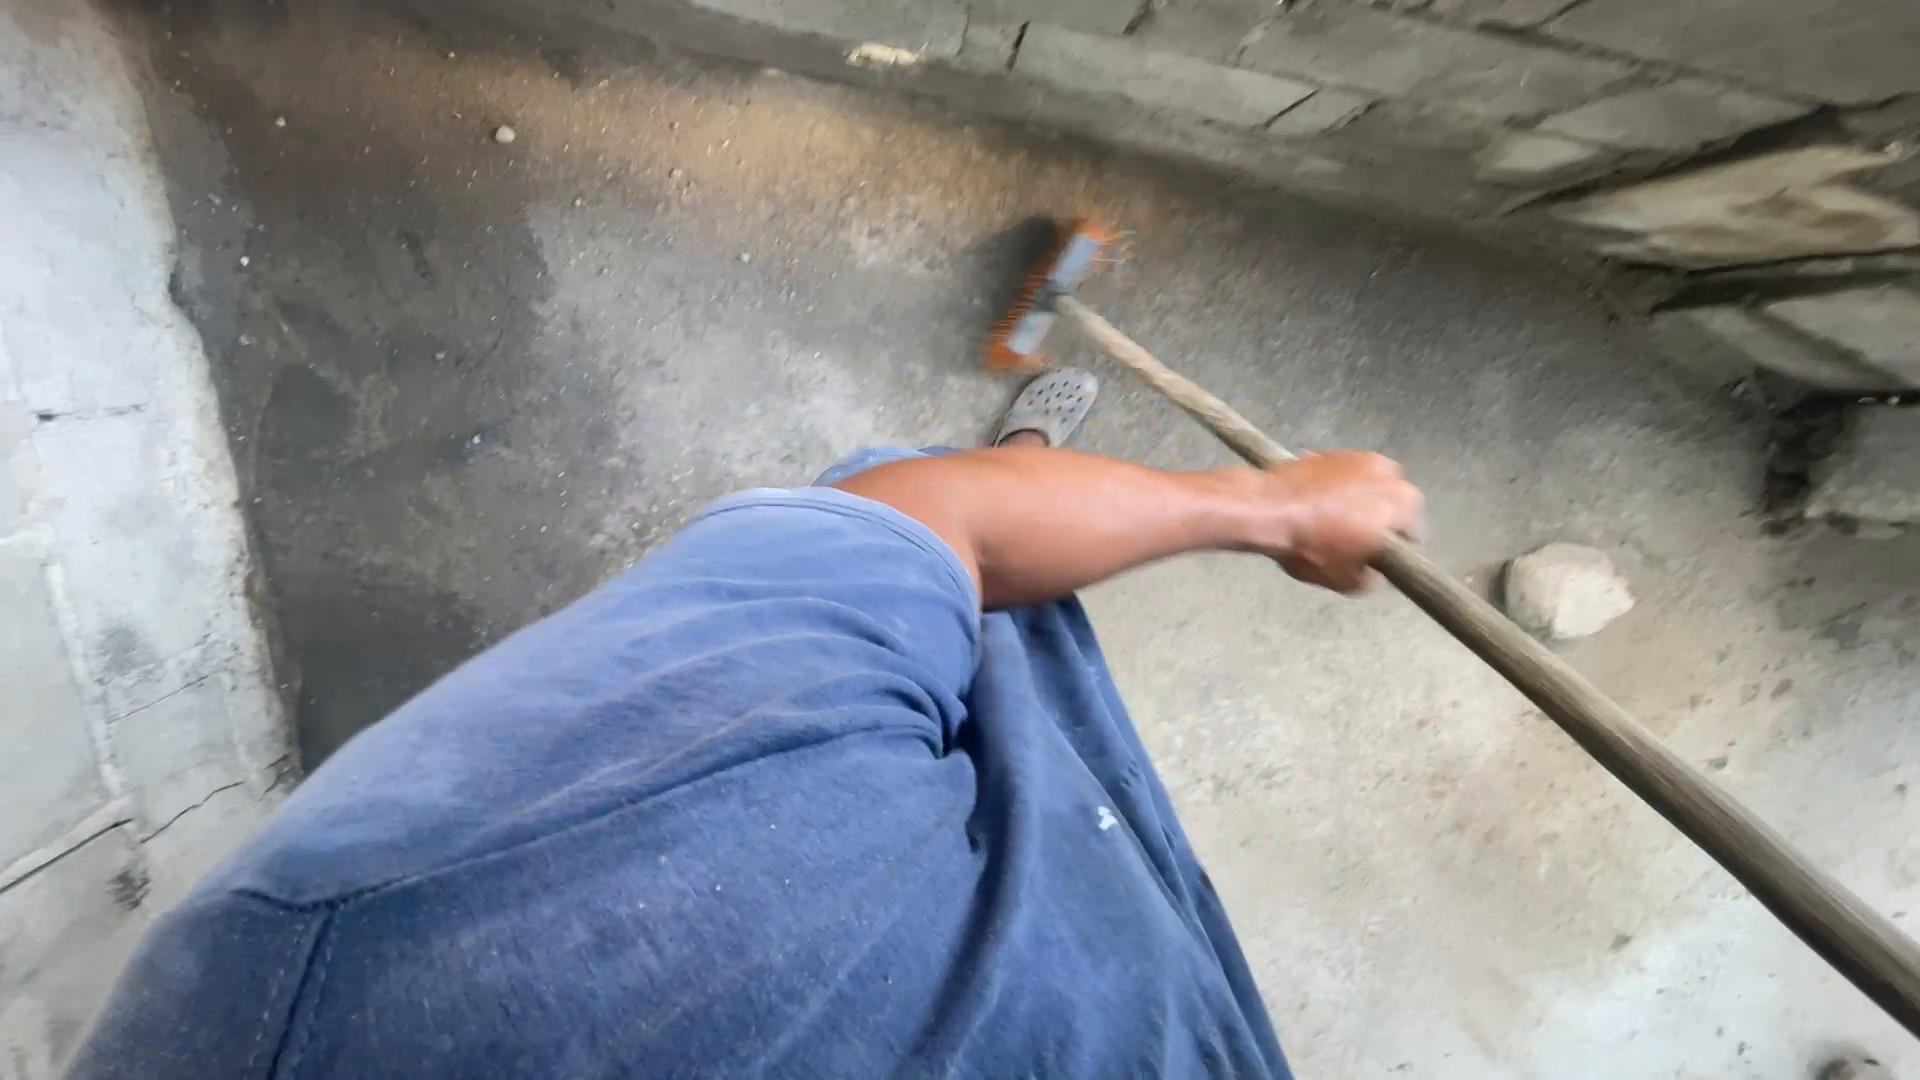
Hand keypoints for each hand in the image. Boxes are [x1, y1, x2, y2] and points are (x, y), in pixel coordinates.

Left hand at [1243, 451, 1425, 593]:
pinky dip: (1329, 488)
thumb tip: (1372, 569)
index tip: (1372, 557)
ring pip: (1364, 486)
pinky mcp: (1325, 451)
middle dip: (1375, 519)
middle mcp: (1389, 472)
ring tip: (1324, 521)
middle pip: (1390, 504)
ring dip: (1353, 500)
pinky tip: (1309, 504)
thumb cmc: (1312, 547)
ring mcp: (1355, 455)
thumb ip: (1373, 576)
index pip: (1412, 532)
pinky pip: (1336, 476)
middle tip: (1346, 538)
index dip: (1394, 549)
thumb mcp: (1348, 581)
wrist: (1263, 509)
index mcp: (1405, 502)